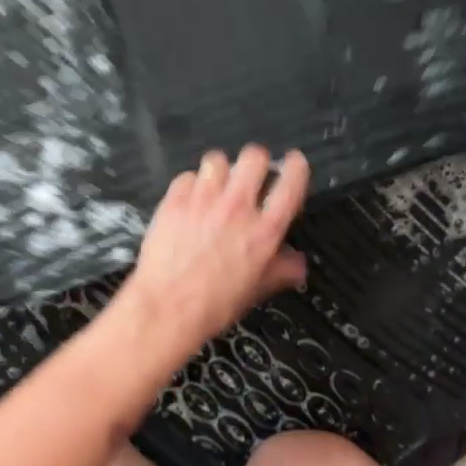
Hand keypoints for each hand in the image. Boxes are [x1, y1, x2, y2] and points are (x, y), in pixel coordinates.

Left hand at [118, 146, 311, 351]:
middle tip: (249, 174)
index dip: (296, 167)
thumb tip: (298, 264)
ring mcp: (203, 201)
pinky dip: (190, 185)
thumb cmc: (214, 305)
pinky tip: (188, 200)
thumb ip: (280, 270)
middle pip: (254, 157)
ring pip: (217, 160)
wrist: (167, 308)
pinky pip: (187, 176)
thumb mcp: (255, 290)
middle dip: (255, 161)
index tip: (294, 162)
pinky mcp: (174, 201)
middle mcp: (237, 208)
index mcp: (264, 231)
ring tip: (215, 185)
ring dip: (220, 170)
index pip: (290, 184)